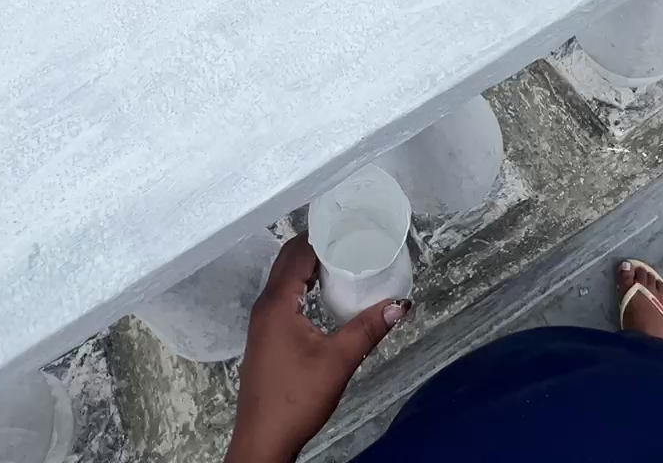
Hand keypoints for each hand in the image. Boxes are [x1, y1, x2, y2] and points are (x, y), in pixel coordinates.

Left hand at [224, 236, 409, 462]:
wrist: (263, 442)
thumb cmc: (297, 398)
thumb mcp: (338, 361)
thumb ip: (368, 329)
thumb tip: (400, 304)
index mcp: (277, 302)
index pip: (296, 253)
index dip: (319, 234)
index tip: (345, 222)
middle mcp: (264, 305)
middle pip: (287, 260)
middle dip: (314, 245)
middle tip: (346, 236)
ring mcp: (261, 322)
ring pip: (283, 278)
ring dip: (306, 264)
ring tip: (338, 258)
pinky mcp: (264, 337)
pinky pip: (281, 295)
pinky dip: (300, 283)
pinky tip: (320, 292)